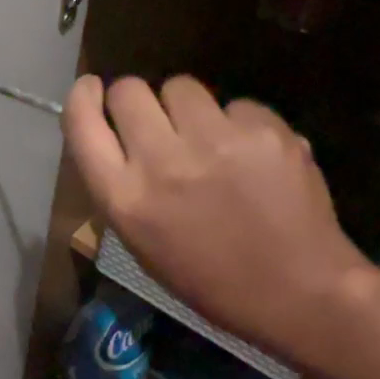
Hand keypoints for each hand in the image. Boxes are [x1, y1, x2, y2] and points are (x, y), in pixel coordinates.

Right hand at [62, 75, 374, 360]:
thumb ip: (121, 186)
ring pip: (181, 86)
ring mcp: (216, 141)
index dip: (83, 98)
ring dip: (186, 108)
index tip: (93, 90)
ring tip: (208, 141)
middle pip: (129, 90)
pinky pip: (234, 104)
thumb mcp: (141, 242)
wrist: (298, 292)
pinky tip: (253, 157)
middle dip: (137, 101)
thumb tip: (118, 136)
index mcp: (125, 199)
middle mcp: (162, 162)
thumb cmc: (210, 281)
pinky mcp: (264, 130)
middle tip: (157, 125)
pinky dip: (237, 124)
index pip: (81, 123)